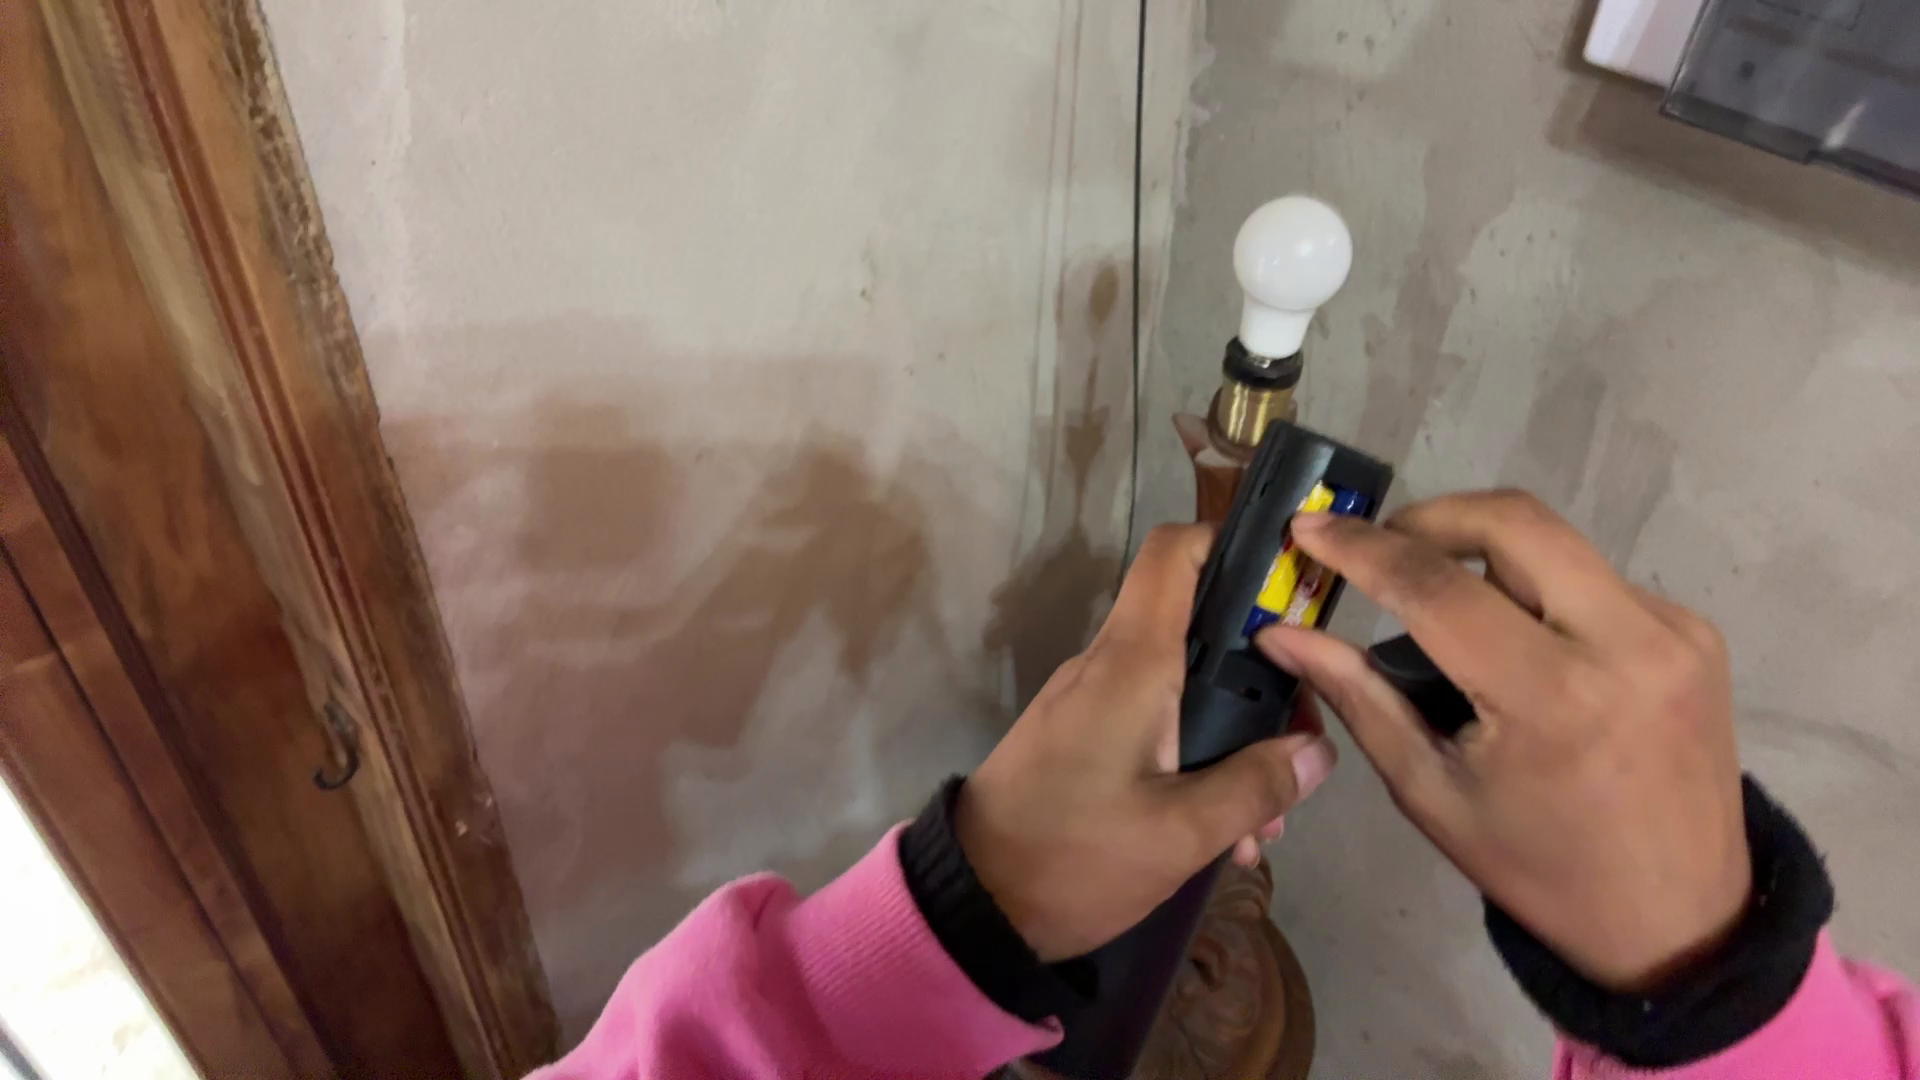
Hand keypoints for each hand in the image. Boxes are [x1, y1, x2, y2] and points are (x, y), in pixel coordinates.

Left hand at [957, 525, 1337, 961]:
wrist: (974, 893)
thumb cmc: (1074, 854)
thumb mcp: (1179, 834)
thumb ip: (1254, 786)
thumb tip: (1315, 750)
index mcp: (1132, 661)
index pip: (1172, 555)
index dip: (1228, 543)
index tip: (1288, 580)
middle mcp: (1111, 663)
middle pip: (1198, 626)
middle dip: (1261, 678)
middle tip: (1299, 748)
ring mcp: (1093, 697)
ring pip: (1183, 685)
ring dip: (1232, 738)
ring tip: (1263, 824)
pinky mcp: (1083, 732)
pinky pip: (1153, 720)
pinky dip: (1195, 757)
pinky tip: (1221, 832)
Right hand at [1257, 490, 1750, 991]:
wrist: (1682, 918)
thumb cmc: (1533, 861)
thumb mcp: (1423, 785)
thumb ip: (1353, 693)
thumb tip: (1278, 634)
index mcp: (1552, 696)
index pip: (1436, 586)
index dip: (1360, 548)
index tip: (1307, 526)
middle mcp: (1627, 643)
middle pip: (1512, 521)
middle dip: (1424, 516)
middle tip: (1373, 545)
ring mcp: (1672, 630)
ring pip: (1547, 538)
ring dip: (1470, 546)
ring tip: (1425, 594)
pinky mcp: (1691, 631)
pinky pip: (1581, 572)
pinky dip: (1519, 582)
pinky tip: (1499, 631)